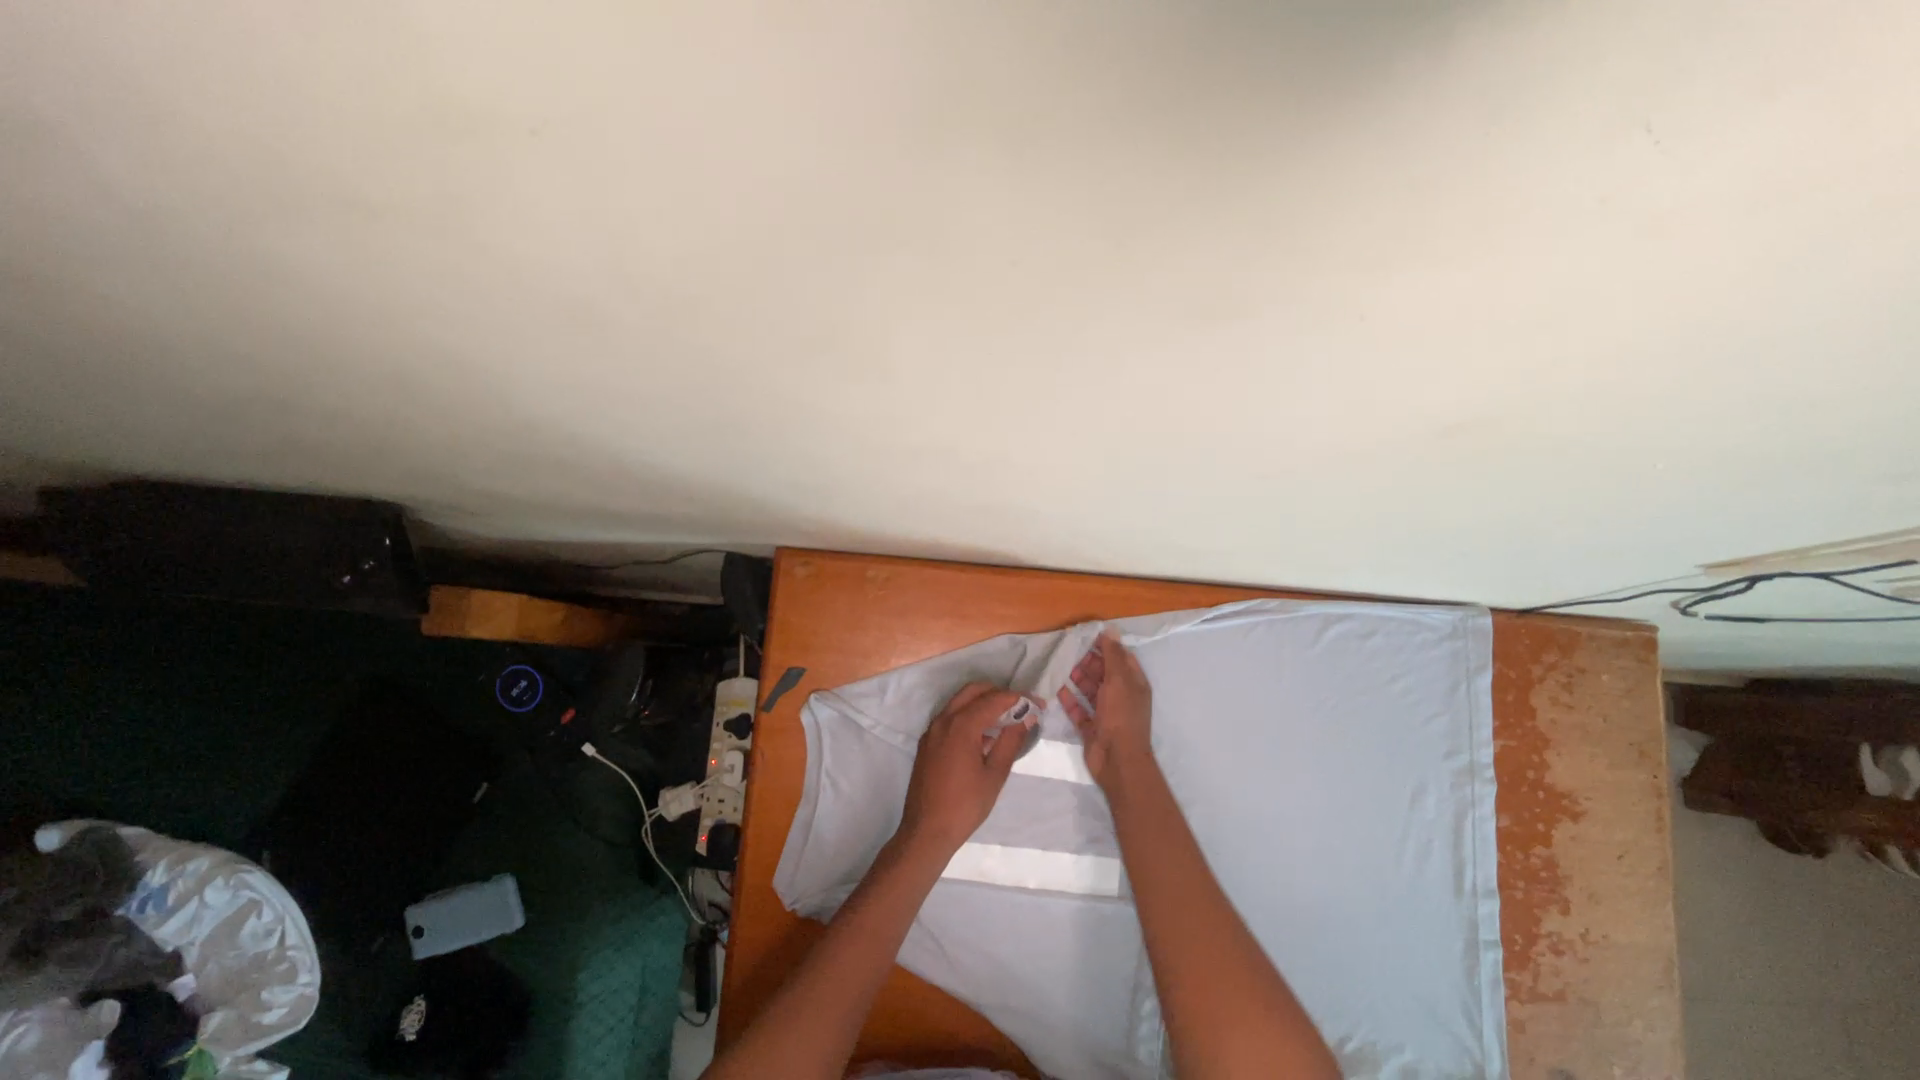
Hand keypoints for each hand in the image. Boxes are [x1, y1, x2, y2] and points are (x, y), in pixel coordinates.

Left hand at [899, 683, 1036, 853]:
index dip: (1018, 699)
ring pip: (959, 703)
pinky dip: (969, 716)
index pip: (994, 699)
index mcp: (960, 726)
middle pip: (974, 692)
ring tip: (1007, 719)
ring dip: (983, 703)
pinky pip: (950, 718)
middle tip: (1021, 707)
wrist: (926, 831)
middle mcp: (943, 721)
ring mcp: (932, 731)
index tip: (1038, 704)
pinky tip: (985, 736)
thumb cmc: (965, 805)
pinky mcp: (927, 743)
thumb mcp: (995, 774)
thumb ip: (1010, 741)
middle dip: (999, 693)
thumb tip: (1025, 719)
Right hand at [1058, 633, 1154, 787]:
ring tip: (1059, 664)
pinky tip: (1057, 688)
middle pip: (1104, 674)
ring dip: (1077, 678)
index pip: (1121, 659)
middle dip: (1088, 661)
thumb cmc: (1121, 716)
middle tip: (1068, 649)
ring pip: (1090, 690)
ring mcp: (1106, 713)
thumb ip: (1113, 656)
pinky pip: (1079, 709)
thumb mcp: (1119, 681)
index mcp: (1133, 684)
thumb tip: (1110, 630)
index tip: (1087, 635)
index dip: (1107, 646)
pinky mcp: (1092, 727)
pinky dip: (1069, 699)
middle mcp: (1121, 697)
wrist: (1117, 759)